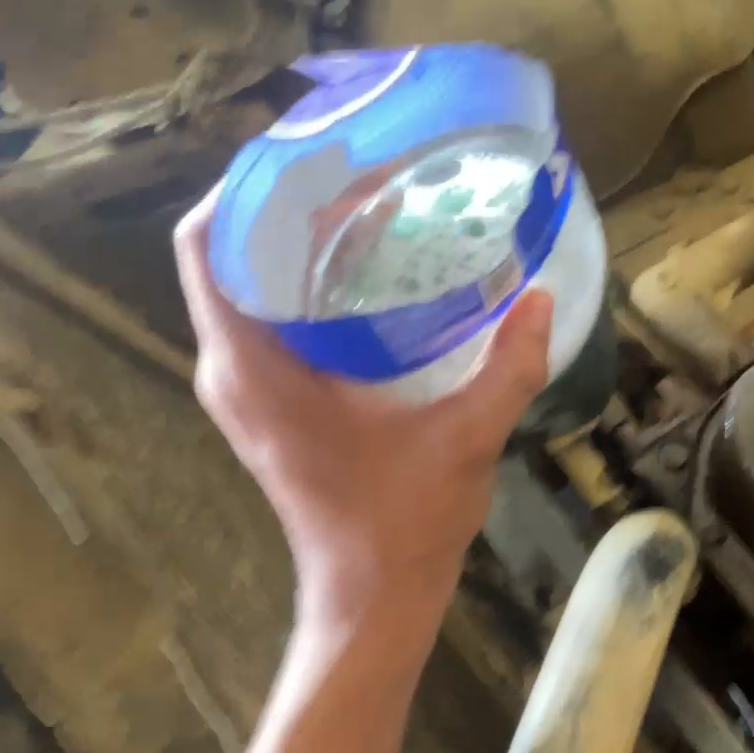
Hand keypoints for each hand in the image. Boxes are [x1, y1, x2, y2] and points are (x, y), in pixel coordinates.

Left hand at [173, 193, 552, 612]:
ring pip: (253, 293)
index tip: (320, 161)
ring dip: (302, 254)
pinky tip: (378, 291)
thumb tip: (541, 300)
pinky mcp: (274, 410)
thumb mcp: (468, 436)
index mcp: (255, 368)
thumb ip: (510, 368)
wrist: (376, 591)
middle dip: (289, 212)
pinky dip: (314, 295)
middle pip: (232, 259)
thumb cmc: (407, 518)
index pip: (212, 244)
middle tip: (368, 184)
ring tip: (375, 224)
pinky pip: (275, 326)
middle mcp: (232, 371)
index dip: (252, 189)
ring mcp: (248, 393)